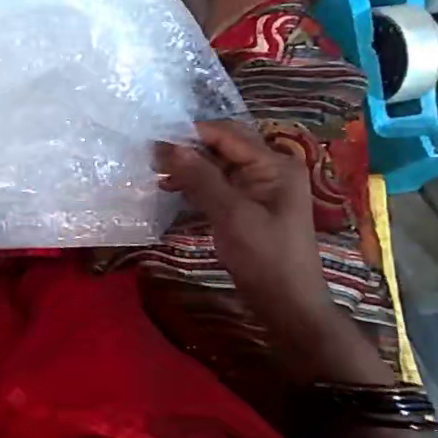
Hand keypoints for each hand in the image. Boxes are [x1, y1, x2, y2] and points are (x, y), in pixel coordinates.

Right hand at [155, 120, 340, 337]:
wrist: (287, 303)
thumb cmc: (264, 257)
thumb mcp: (231, 215)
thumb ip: (201, 178)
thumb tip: (168, 146)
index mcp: (275, 164)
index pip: (227, 134)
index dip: (190, 134)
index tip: (153, 141)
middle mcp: (270, 169)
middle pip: (223, 147)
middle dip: (188, 149)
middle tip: (150, 157)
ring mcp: (261, 188)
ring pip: (219, 166)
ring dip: (189, 167)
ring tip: (156, 173)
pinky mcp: (250, 206)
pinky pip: (220, 185)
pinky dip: (197, 184)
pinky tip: (173, 189)